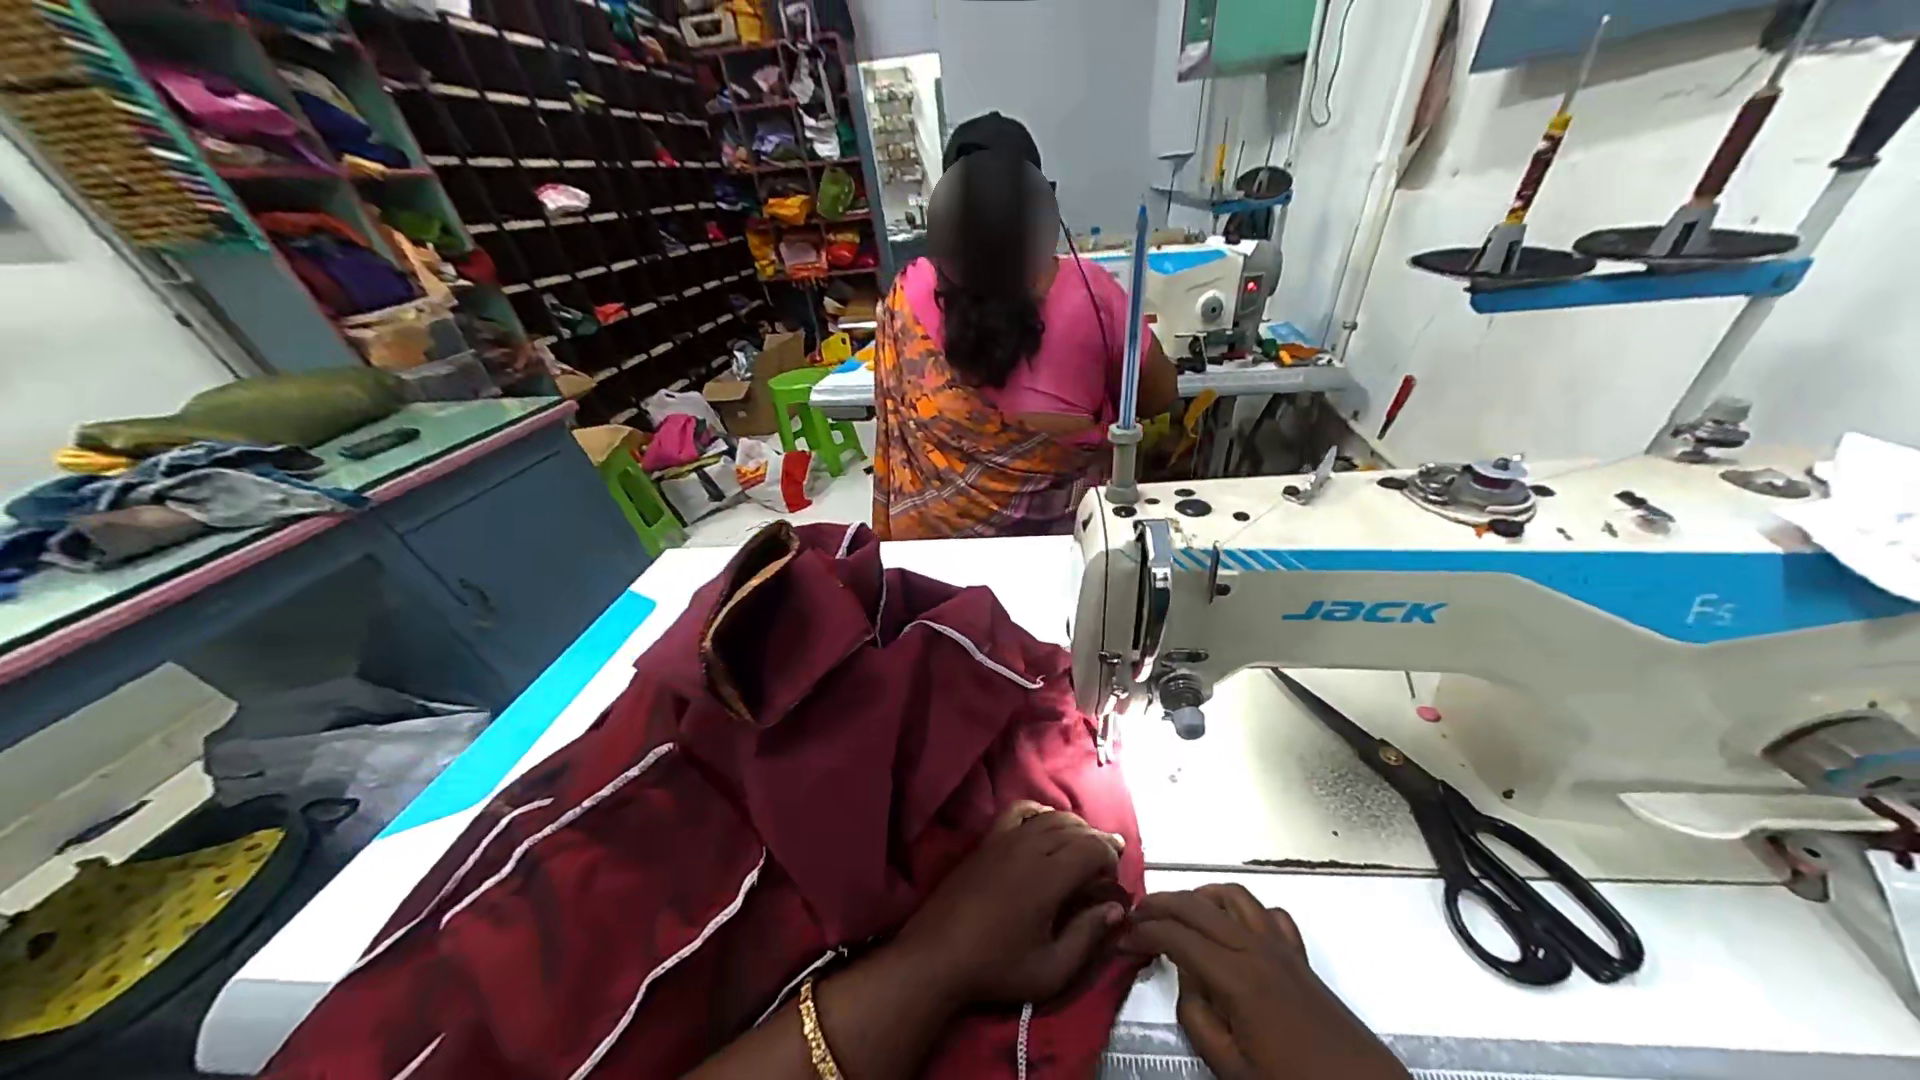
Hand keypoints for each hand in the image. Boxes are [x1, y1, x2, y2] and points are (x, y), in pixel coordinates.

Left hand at [894, 800, 1126, 1005]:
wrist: (938, 954)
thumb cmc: (996, 967)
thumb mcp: (1051, 969)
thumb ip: (1087, 936)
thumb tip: (1115, 909)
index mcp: (1048, 877)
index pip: (1091, 847)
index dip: (1110, 857)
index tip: (1114, 878)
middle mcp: (1029, 847)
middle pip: (1074, 828)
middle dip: (1097, 841)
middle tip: (1106, 864)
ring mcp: (1005, 838)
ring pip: (1049, 816)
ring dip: (1073, 826)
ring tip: (1083, 846)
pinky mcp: (987, 839)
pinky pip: (1018, 811)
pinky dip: (1038, 811)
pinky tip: (1045, 826)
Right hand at [1120, 886, 1408, 1079]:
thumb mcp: (1232, 1068)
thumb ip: (1197, 1018)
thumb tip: (1186, 980)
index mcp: (1238, 978)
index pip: (1177, 936)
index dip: (1143, 932)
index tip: (1122, 939)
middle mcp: (1258, 949)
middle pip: (1198, 905)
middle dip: (1160, 903)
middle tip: (1137, 916)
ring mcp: (1282, 948)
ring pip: (1233, 895)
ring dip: (1200, 896)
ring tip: (1181, 913)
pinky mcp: (1300, 956)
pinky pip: (1269, 913)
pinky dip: (1244, 910)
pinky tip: (1234, 927)